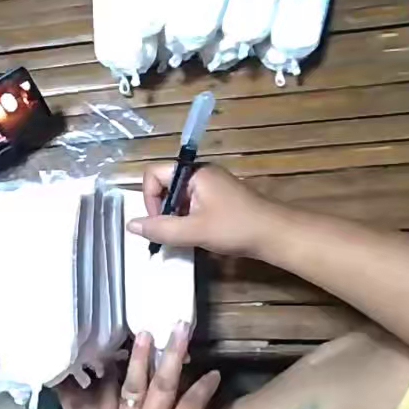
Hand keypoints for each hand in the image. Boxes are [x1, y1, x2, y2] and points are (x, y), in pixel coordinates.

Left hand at [72, 327, 221, 408]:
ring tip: (144, 331)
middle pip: (164, 383)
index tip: (215, 371)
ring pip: (132, 383)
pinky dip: (109, 379)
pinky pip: (105, 399)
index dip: (206, 386)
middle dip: (174, 353)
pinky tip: (112, 362)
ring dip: (140, 356)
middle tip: (180, 327)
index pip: (193, 405)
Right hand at [128, 163, 286, 257]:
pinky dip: (188, 219)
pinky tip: (199, 235)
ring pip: (178, 197)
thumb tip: (130, 225)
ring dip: (176, 217)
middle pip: (165, 185)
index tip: (159, 221)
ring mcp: (212, 186)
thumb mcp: (194, 231)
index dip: (149, 198)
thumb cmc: (236, 227)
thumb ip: (161, 228)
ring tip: (186, 236)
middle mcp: (201, 174)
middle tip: (171, 232)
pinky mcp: (220, 199)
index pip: (153, 174)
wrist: (277, 235)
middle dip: (162, 210)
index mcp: (194, 172)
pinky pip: (192, 204)